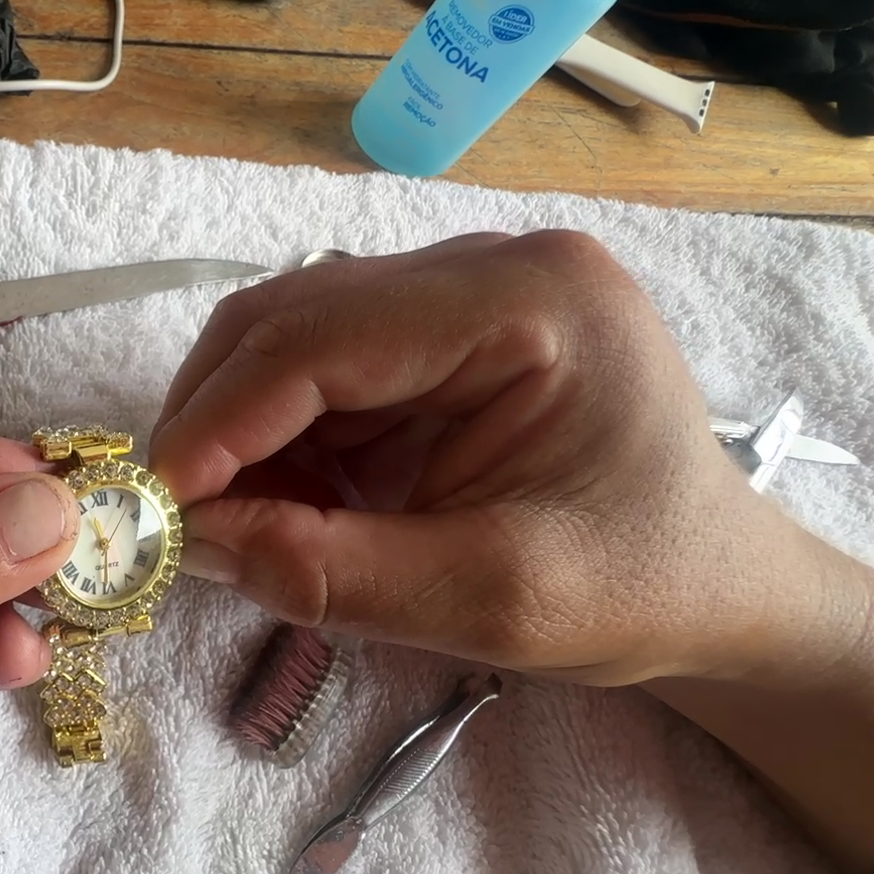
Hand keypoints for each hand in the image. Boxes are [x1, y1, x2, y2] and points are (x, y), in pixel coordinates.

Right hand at [149, 231, 862, 687]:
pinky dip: (263, 439)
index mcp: (524, 302)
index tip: (158, 503)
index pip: (319, 339)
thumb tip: (193, 543)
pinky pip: (297, 373)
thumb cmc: (640, 592)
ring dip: (230, 432)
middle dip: (210, 420)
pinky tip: (282, 496)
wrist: (714, 583)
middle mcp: (472, 269)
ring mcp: (439, 293)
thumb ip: (332, 573)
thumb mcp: (494, 605)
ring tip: (238, 514)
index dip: (220, 420)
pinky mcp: (412, 333)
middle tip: (177, 511)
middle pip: (280, 320)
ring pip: (272, 341)